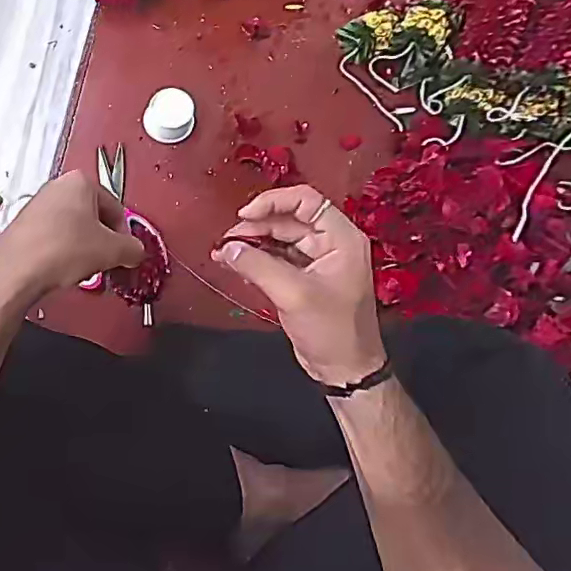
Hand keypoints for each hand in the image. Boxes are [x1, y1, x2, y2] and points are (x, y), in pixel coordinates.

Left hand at [0, 170, 143, 308]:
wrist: (16, 272)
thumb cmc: (64, 251)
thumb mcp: (112, 251)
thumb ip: (133, 249)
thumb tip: (136, 252)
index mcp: (80, 181)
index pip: (115, 209)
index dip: (123, 235)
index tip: (123, 254)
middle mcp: (57, 186)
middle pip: (93, 217)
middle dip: (102, 241)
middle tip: (105, 262)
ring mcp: (37, 204)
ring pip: (73, 228)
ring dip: (83, 248)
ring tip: (82, 268)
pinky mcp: (23, 224)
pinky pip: (53, 236)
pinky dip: (62, 251)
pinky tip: (61, 269)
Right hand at [213, 185, 385, 387]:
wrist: (345, 369)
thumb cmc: (332, 331)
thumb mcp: (294, 295)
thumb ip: (258, 266)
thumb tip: (228, 248)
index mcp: (341, 238)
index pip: (307, 201)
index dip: (273, 202)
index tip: (245, 214)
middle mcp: (331, 243)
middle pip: (290, 219)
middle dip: (257, 225)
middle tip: (228, 239)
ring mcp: (318, 260)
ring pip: (280, 237)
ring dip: (253, 241)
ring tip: (225, 251)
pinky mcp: (304, 276)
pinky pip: (277, 257)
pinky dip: (256, 257)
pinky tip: (233, 261)